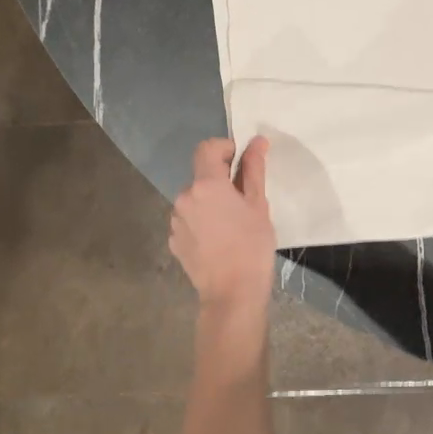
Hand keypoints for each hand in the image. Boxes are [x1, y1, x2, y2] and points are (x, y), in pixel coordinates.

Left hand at [169, 136, 277, 318]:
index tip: (243, 161)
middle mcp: (184, 197)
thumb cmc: (252, 244)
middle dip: (221, 180)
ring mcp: (175, 220)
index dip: (225, 148)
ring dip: (211, 201)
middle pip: (202, 175)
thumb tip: (257, 141)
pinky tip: (219, 239)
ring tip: (232, 223)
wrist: (232, 291)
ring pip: (195, 199)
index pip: (207, 148)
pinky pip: (189, 220)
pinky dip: (203, 221)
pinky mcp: (173, 240)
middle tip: (245, 199)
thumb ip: (254, 169)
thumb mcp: (259, 204)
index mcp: (206, 185)